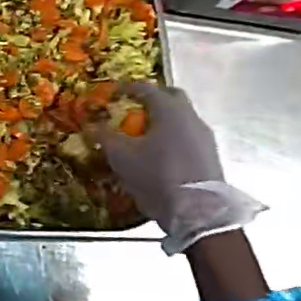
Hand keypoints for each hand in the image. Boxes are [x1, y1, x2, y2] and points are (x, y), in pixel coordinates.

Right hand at [87, 83, 263, 254]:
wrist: (198, 213)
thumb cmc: (156, 176)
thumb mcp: (121, 156)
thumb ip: (104, 136)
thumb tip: (90, 125)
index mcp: (170, 111)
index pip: (146, 89)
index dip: (127, 88)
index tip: (112, 92)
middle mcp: (191, 118)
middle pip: (171, 97)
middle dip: (151, 98)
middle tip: (132, 106)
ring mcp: (204, 137)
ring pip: (182, 117)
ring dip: (163, 119)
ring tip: (143, 132)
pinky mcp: (210, 156)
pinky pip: (187, 135)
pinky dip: (172, 136)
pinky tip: (159, 152)